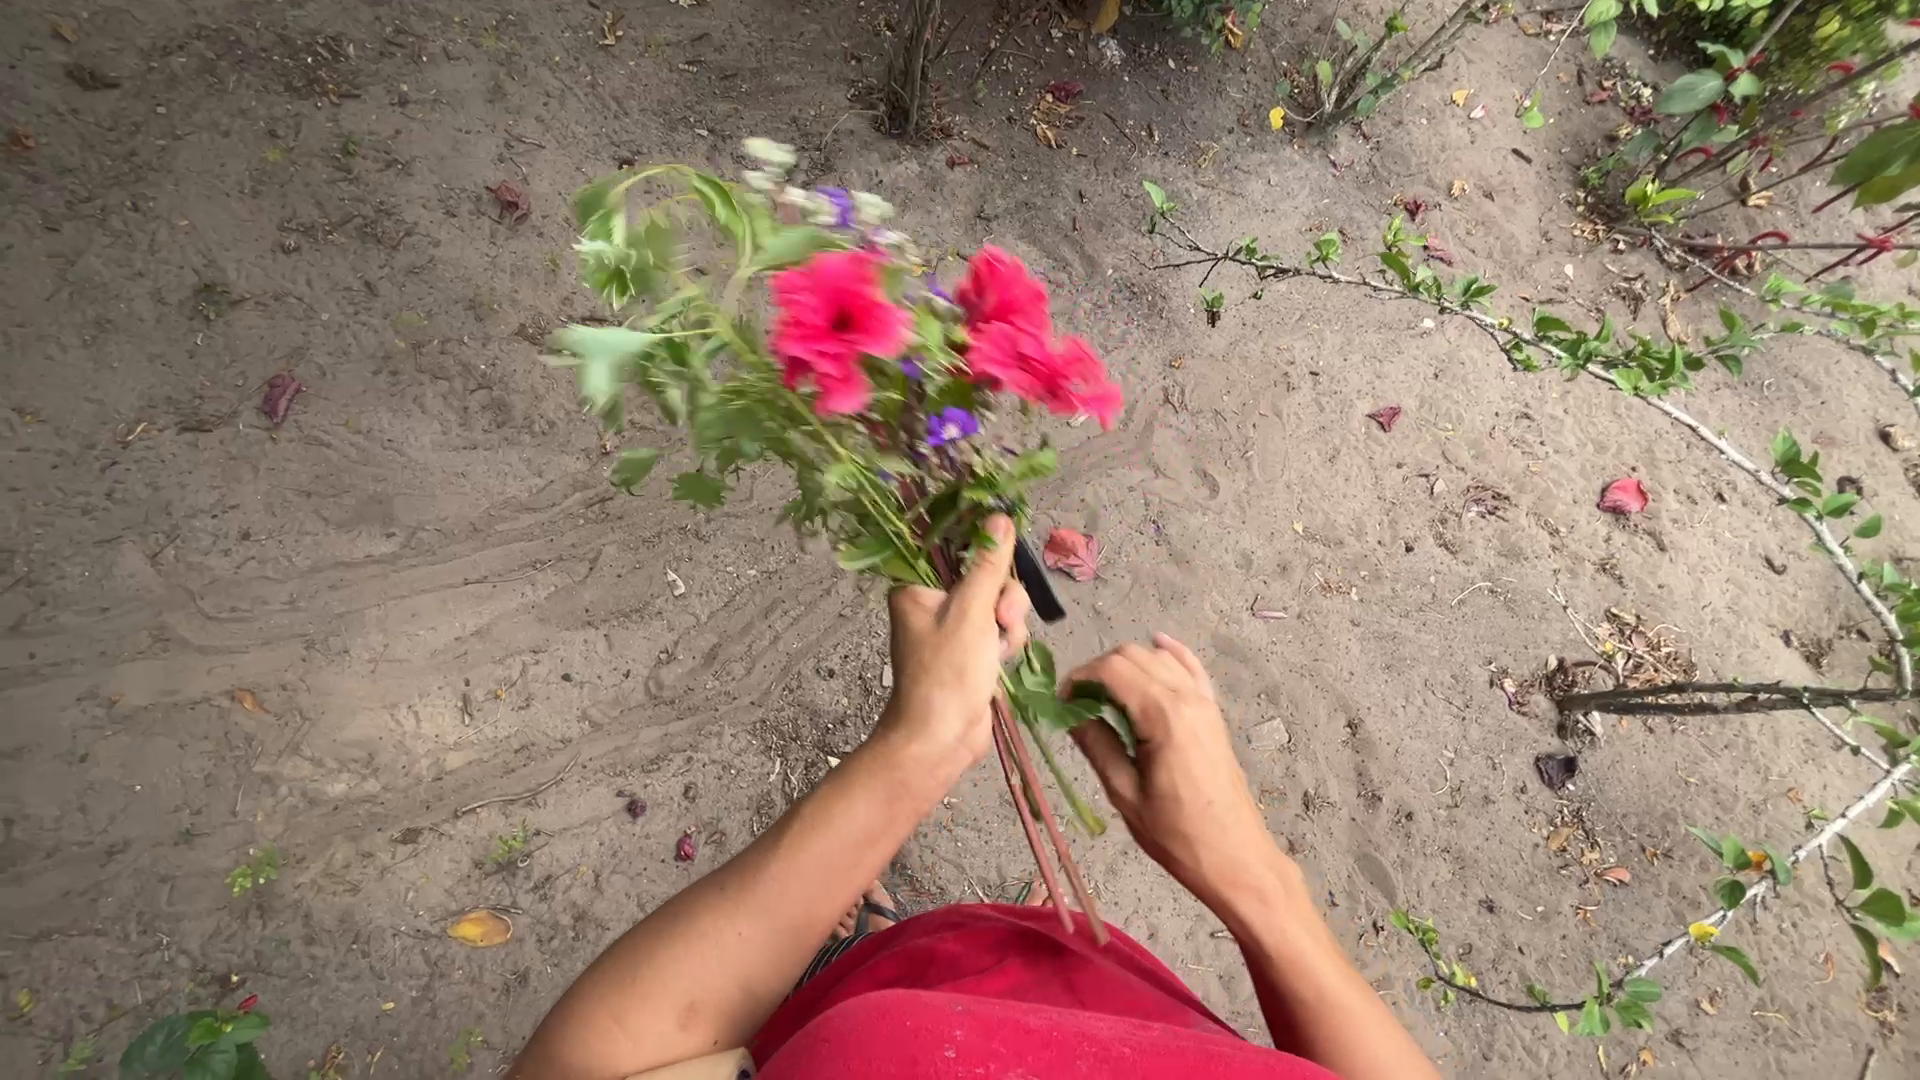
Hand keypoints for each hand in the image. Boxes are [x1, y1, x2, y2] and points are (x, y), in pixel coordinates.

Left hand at [875, 514, 1030, 770]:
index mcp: (916, 587)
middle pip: (984, 575)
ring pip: (997, 602)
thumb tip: (999, 517)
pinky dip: (1006, 641)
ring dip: (1008, 622)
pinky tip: (1002, 660)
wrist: (942, 738)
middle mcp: (932, 603)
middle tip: (1002, 617)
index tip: (1002, 560)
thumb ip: (989, 564)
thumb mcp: (972, 610)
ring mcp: (953, 627)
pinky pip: (999, 628)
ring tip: (1001, 646)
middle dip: (1002, 597)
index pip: (954, 549)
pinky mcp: (971, 649)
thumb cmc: (947, 672)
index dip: (983, 551)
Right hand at [1067, 634, 1283, 911]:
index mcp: (1163, 716)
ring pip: (1158, 656)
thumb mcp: (1125, 794)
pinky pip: (1191, 668)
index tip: (1061, 700)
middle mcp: (1186, 698)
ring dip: (1127, 664)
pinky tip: (1157, 645)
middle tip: (1078, 701)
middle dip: (1099, 669)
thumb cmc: (1178, 835)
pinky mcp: (1213, 713)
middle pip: (1133, 655)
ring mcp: (1204, 702)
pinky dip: (1171, 653)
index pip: (1112, 669)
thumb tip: (1072, 715)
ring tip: (1105, 695)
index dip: (1080, 677)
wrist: (1237, 859)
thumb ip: (1097, 745)